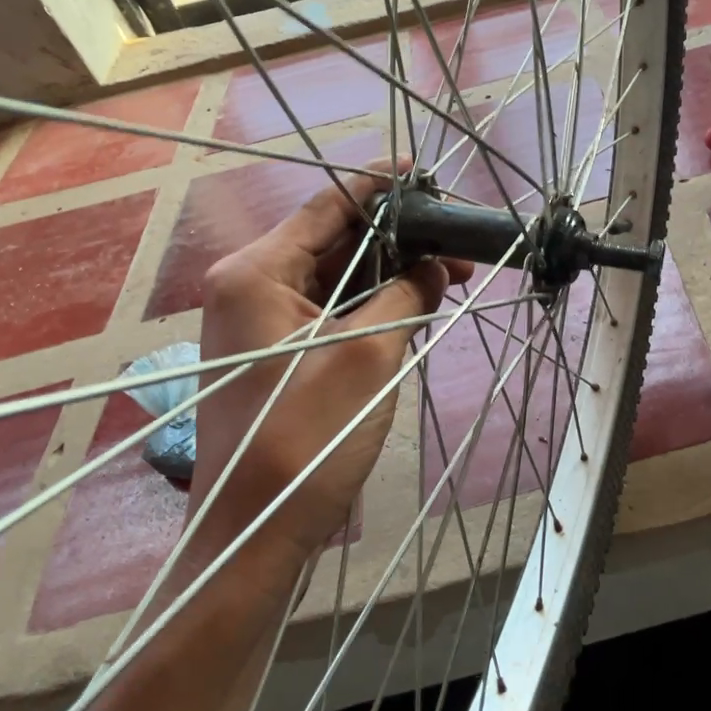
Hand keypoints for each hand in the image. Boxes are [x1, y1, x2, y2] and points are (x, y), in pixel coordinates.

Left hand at [192, 166, 471, 556]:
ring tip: (454, 272)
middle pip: (336, 239)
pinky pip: (332, 310)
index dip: (382, 185)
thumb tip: (436, 265)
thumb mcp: (368, 355)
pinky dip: (375, 304)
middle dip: (400, 237)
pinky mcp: (277, 353)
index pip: (328, 204)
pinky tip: (420, 304)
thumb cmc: (305, 438)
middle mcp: (252, 285)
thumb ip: (407, 295)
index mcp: (257, 272)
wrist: (253, 536)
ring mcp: (261, 322)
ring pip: (338, 276)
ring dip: (393, 273)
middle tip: (459, 240)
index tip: (428, 174)